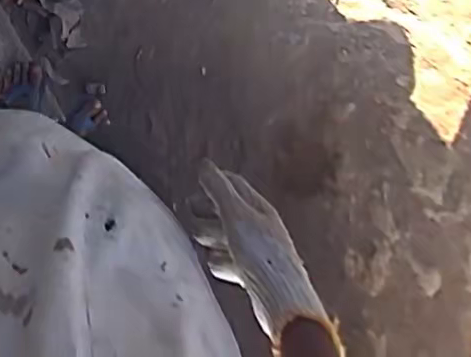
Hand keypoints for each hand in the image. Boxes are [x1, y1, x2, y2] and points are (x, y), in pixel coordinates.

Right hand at [189, 160, 330, 342]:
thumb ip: (217, 188)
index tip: (195, 180)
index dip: (213, 179)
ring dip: (209, 234)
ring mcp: (256, 251)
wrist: (283, 306)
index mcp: (258, 207)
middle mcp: (259, 226)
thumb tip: (203, 164)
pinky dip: (219, 259)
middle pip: (227, 209)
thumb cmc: (261, 255)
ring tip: (196, 237)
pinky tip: (213, 263)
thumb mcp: (235, 214)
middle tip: (186, 210)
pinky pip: (230, 260)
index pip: (233, 183)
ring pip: (226, 235)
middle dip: (205, 208)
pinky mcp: (252, 275)